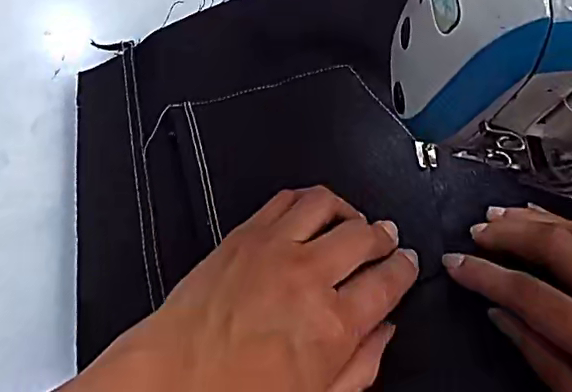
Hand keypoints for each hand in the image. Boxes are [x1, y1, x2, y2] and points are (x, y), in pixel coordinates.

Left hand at [67, 187, 418, 391]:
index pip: (387, 282)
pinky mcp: (247, 232)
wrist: (165, 389)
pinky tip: (314, 211)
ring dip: (351, 210)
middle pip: (366, 236)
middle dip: (385, 236)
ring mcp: (276, 248)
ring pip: (329, 206)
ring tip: (355, 220)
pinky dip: (310, 200)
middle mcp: (308, 278)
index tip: (407, 263)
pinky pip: (289, 198)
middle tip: (388, 239)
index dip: (404, 268)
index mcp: (330, 328)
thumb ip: (359, 370)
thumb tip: (384, 335)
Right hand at [445, 206, 571, 391]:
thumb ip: (552, 368)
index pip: (539, 298)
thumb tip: (506, 318)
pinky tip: (553, 227)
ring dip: (541, 223)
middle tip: (478, 229)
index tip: (460, 263)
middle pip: (564, 249)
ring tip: (504, 216)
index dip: (491, 276)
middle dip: (514, 232)